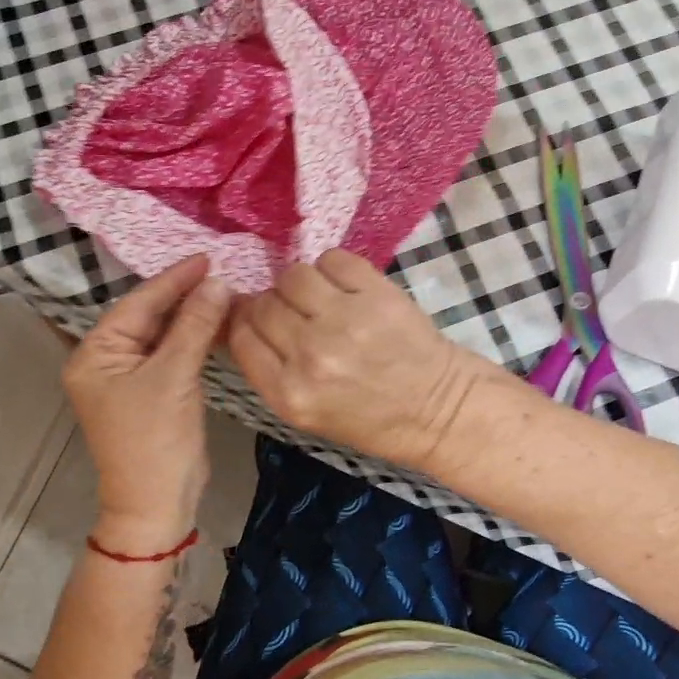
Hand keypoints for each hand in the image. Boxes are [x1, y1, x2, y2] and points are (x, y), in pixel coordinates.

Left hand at [64, 255, 232, 554]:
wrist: (157, 505)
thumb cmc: (155, 441)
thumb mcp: (173, 378)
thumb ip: (194, 326)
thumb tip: (217, 282)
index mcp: (94, 354)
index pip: (137, 304)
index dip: (173, 280)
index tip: (206, 257)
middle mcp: (106, 361)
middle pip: (149, 317)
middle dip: (185, 297)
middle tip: (222, 272)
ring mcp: (129, 378)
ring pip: (164, 335)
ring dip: (194, 318)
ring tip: (228, 293)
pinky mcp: (153, 393)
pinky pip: (173, 355)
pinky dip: (196, 341)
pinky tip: (221, 324)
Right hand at [228, 249, 501, 472]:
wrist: (439, 411)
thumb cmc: (371, 420)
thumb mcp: (307, 412)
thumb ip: (270, 369)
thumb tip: (239, 316)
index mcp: (289, 393)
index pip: (240, 336)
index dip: (243, 321)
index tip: (255, 319)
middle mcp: (310, 355)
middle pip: (263, 304)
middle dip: (272, 305)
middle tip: (296, 314)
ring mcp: (344, 321)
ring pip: (293, 276)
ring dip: (301, 284)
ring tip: (321, 299)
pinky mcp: (376, 294)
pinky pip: (332, 259)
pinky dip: (333, 268)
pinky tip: (346, 288)